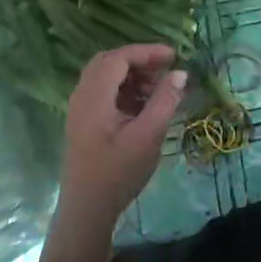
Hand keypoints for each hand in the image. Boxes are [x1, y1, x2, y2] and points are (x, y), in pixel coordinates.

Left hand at [57, 44, 186, 235]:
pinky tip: (145, 106)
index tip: (175, 56)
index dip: (147, 52)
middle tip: (166, 69)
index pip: (118, 58)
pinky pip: (104, 93)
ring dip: (133, 76)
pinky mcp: (85, 123)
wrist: (88, 209)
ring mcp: (80, 110)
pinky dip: (126, 90)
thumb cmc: (119, 172)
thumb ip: (165, 100)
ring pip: (105, 78)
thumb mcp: (149, 135)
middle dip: (139, 61)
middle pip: (108, 63)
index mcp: (93, 97)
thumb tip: (180, 73)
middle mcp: (82, 97)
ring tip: (159, 90)